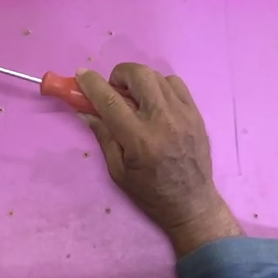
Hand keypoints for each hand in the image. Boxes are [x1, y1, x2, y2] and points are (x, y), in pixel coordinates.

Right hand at [75, 63, 240, 255]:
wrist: (192, 203)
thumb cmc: (150, 192)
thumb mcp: (118, 171)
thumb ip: (103, 136)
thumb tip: (86, 110)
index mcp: (139, 139)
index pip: (110, 100)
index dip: (92, 84)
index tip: (81, 75)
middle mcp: (162, 120)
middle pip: (138, 75)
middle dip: (119, 75)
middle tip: (115, 91)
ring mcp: (183, 113)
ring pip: (156, 76)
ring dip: (139, 81)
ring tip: (136, 99)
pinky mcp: (196, 112)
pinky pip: (175, 83)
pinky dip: (160, 86)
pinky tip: (156, 102)